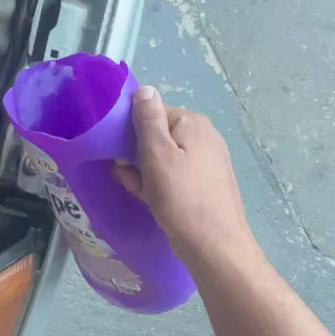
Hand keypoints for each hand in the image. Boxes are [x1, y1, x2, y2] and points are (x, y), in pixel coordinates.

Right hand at [112, 86, 261, 271]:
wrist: (214, 246)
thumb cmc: (181, 197)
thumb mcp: (157, 154)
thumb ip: (148, 119)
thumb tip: (145, 89)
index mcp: (193, 123)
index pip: (151, 113)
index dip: (131, 132)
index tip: (119, 153)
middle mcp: (204, 136)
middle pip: (157, 135)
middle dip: (136, 154)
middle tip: (127, 175)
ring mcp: (206, 161)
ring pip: (163, 157)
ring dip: (144, 172)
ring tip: (138, 190)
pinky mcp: (205, 183)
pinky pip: (174, 174)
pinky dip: (159, 183)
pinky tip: (150, 198)